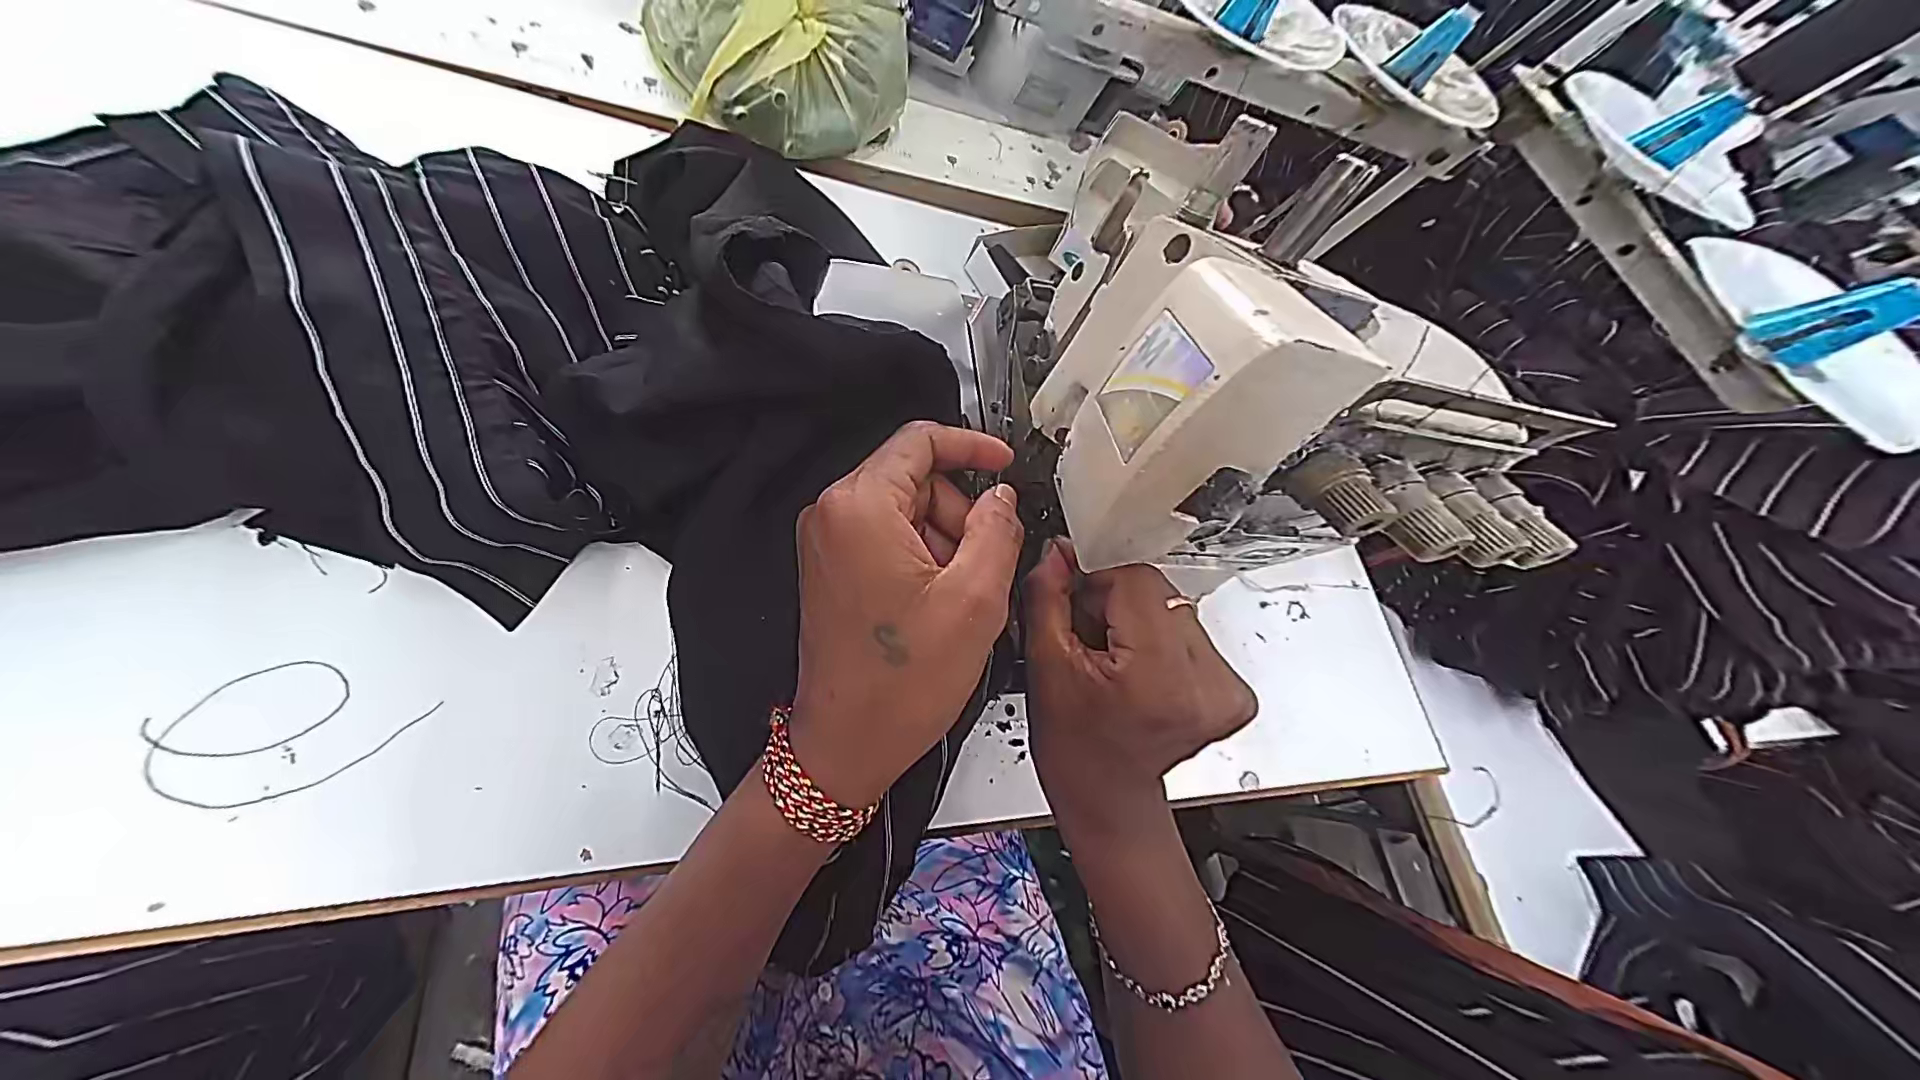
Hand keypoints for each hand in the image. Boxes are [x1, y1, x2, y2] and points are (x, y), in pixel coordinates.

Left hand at [788, 422, 1024, 808]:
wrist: (848, 742)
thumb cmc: (899, 684)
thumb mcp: (975, 599)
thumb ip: (997, 529)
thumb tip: (1002, 498)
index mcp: (860, 509)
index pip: (919, 441)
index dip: (971, 445)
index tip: (1001, 461)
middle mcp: (833, 517)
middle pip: (916, 479)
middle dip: (959, 512)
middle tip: (983, 560)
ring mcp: (828, 544)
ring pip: (906, 511)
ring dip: (944, 540)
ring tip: (957, 596)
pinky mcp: (833, 569)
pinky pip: (888, 538)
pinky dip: (922, 557)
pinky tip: (936, 603)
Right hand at [1023, 540, 1257, 833]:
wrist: (1108, 795)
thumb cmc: (1075, 750)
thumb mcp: (1045, 667)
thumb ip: (1047, 598)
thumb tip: (1057, 553)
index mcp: (1158, 675)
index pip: (1135, 579)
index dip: (1096, 588)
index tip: (1078, 612)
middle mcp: (1206, 682)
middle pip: (1158, 592)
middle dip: (1117, 608)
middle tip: (1095, 646)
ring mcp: (1227, 689)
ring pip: (1175, 608)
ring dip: (1141, 623)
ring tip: (1119, 664)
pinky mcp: (1235, 692)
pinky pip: (1193, 634)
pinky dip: (1164, 643)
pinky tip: (1142, 675)